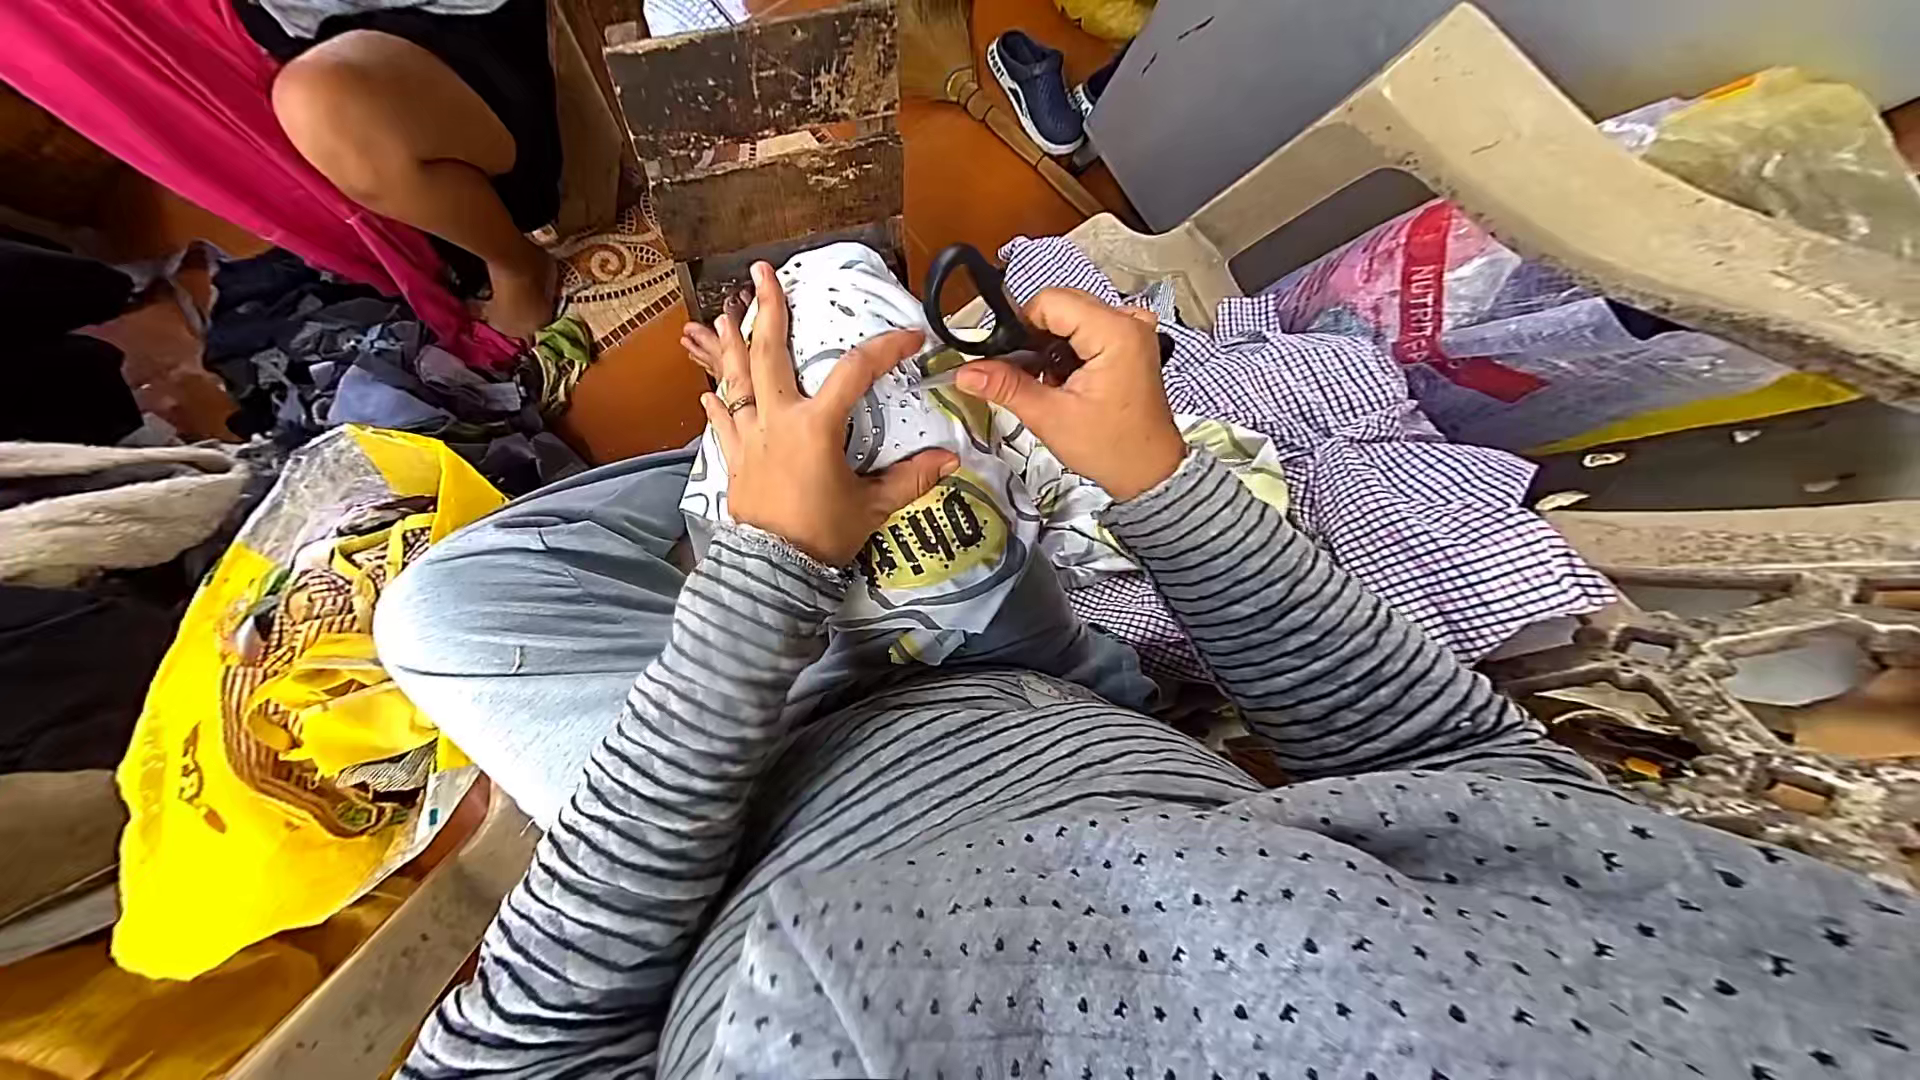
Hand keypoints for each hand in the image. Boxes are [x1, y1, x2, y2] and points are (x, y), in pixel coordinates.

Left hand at [702, 262, 958, 564]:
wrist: (776, 570)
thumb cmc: (825, 534)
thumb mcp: (874, 506)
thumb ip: (911, 479)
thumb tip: (950, 460)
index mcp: (815, 427)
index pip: (855, 374)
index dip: (886, 350)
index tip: (911, 337)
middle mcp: (777, 420)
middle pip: (769, 356)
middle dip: (768, 311)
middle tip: (763, 275)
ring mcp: (749, 437)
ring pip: (735, 380)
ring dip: (731, 345)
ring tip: (725, 313)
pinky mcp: (734, 458)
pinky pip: (722, 422)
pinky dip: (718, 403)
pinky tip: (710, 390)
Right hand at [952, 288, 1186, 499]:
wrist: (1147, 471)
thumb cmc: (1110, 447)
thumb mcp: (1050, 416)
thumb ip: (1006, 387)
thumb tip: (967, 372)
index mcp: (1115, 332)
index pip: (1049, 302)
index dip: (1020, 326)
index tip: (1006, 358)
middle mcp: (1129, 322)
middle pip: (1061, 306)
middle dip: (1035, 338)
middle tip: (1026, 377)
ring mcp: (1132, 331)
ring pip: (1071, 319)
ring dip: (1050, 347)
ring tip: (1049, 385)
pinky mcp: (1129, 344)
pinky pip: (1087, 331)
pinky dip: (1068, 352)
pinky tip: (1064, 382)